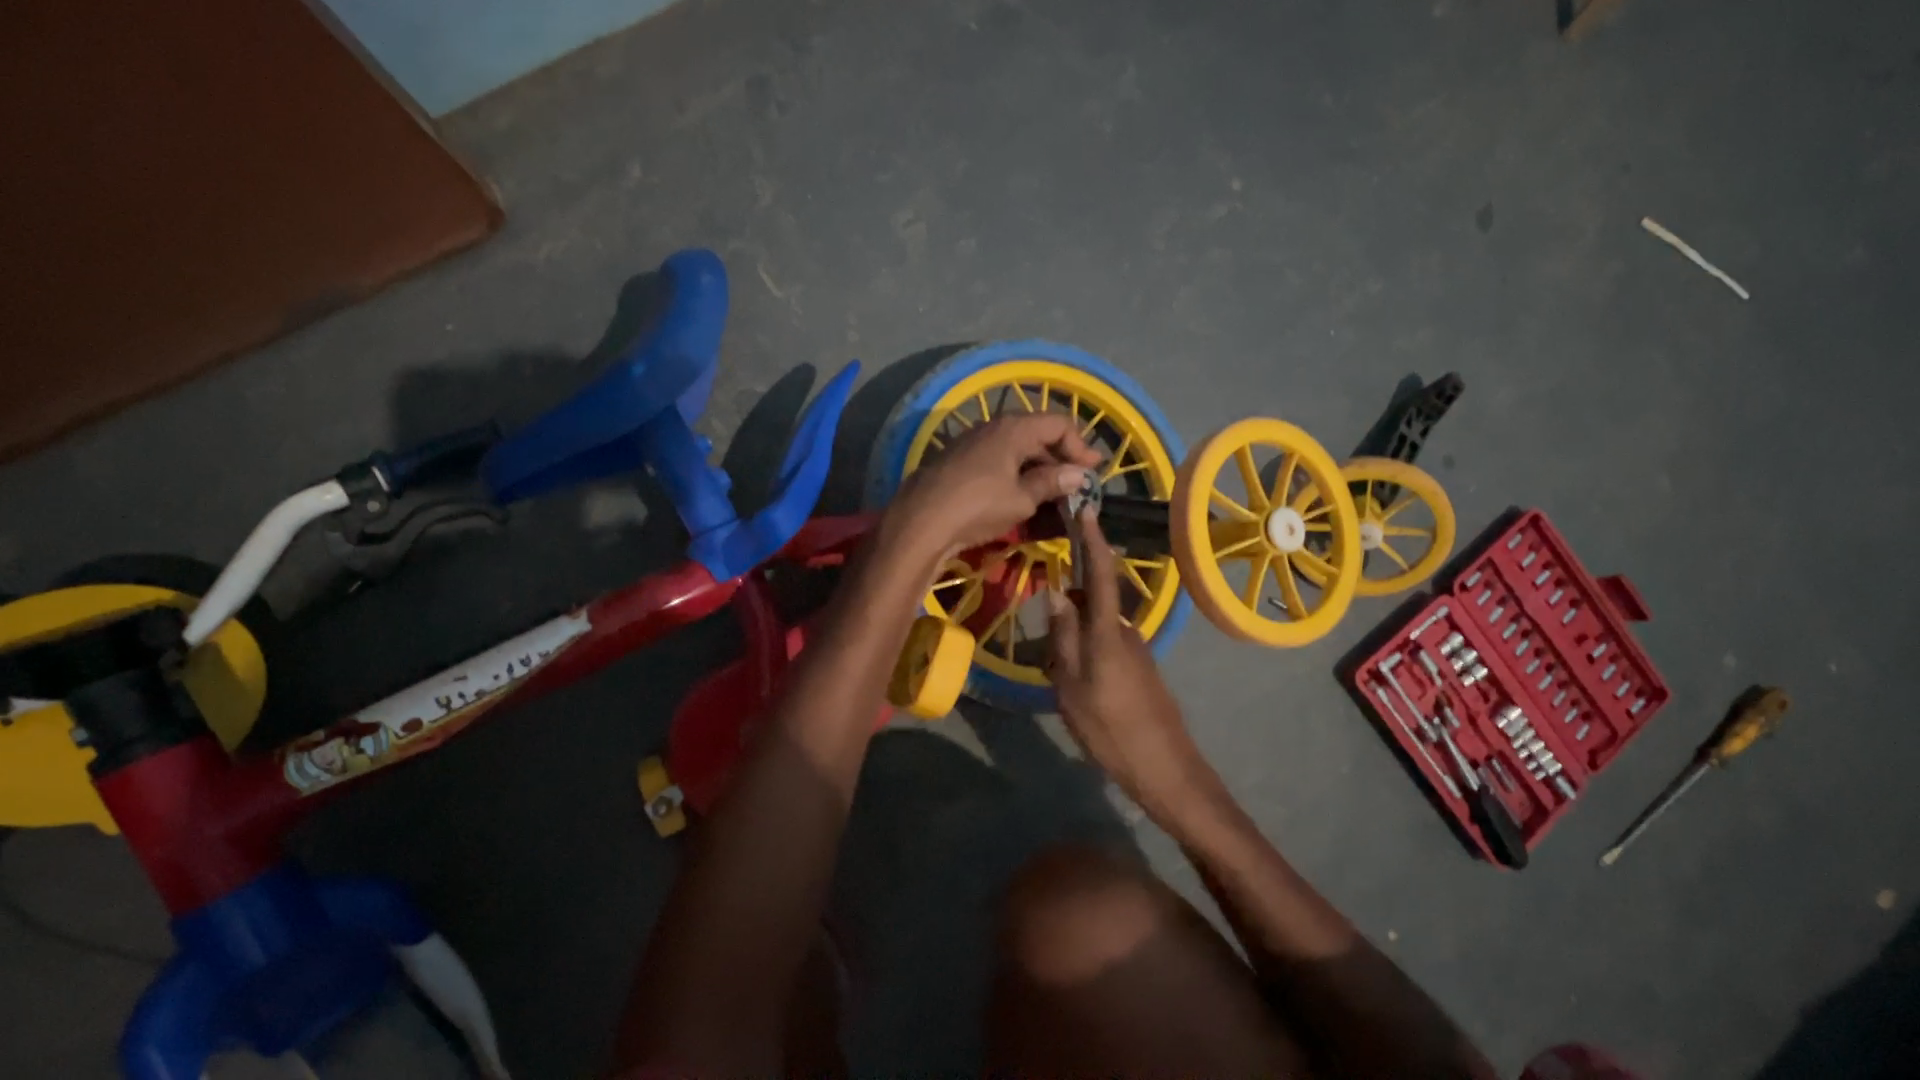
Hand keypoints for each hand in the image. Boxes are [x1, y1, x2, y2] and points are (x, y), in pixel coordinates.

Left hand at [886, 413, 1101, 555]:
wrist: (921, 522)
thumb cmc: (978, 506)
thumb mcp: (1022, 498)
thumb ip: (1052, 483)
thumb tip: (1078, 475)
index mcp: (1013, 428)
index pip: (1058, 424)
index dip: (1080, 446)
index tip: (1092, 471)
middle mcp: (993, 427)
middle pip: (1037, 434)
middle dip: (1060, 458)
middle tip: (1077, 484)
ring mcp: (973, 443)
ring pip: (1016, 449)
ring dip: (1038, 470)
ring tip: (1053, 496)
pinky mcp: (959, 462)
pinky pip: (998, 462)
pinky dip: (1016, 476)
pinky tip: (1022, 498)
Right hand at [1047, 509, 1221, 810]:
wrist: (1166, 769)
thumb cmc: (1112, 730)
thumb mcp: (1072, 686)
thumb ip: (1063, 637)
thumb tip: (1056, 591)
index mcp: (1108, 632)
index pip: (1100, 574)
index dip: (1092, 540)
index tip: (1085, 509)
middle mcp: (1127, 632)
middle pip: (1093, 602)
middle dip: (1069, 602)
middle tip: (1043, 625)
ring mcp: (1137, 652)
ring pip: (1097, 628)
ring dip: (1076, 634)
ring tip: (1055, 668)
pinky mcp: (1141, 671)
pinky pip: (1107, 647)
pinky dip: (1088, 652)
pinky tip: (1076, 685)